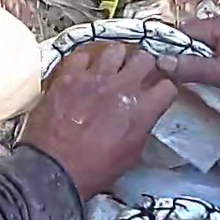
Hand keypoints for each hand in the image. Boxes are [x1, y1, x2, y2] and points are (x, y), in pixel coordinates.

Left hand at [20, 43, 177, 198]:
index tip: (157, 93)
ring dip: (116, 59)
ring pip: (115, 50)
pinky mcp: (68, 75)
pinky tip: (82, 72)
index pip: (167, 86)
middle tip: (135, 75)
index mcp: (142, 109)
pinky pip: (81, 56)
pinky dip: (84, 63)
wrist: (53, 168)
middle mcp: (122, 87)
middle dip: (143, 66)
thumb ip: (141, 126)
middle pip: (144, 59)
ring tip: (110, 69)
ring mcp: (94, 77)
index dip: (163, 89)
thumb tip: (142, 115)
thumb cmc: (93, 170)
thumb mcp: (131, 154)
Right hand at [154, 11, 219, 111]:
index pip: (182, 32)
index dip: (167, 49)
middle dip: (181, 60)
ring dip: (195, 68)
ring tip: (187, 85)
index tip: (155, 68)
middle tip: (171, 82)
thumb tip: (161, 61)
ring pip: (203, 52)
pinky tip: (207, 85)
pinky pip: (216, 59)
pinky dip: (209, 71)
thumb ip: (192, 67)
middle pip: (191, 42)